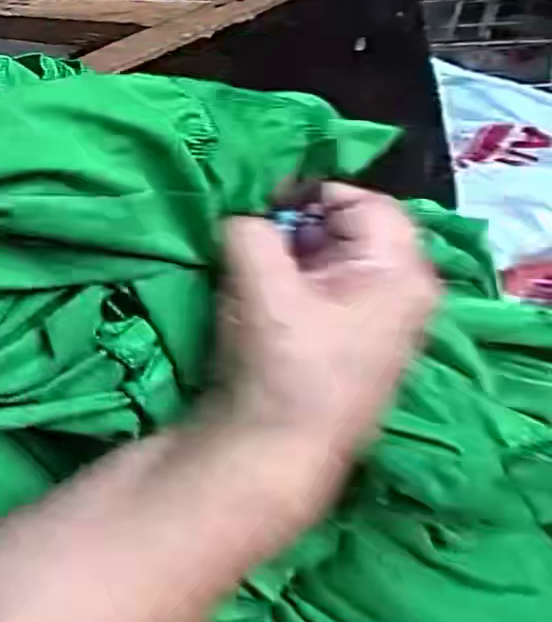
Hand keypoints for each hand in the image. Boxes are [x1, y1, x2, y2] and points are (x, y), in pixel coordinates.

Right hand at [216, 183, 441, 457]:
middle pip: (336, 224)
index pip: (363, 201)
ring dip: (266, 243)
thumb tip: (236, 212)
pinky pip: (296, 276)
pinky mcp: (321, 323)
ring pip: (310, 250)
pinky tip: (233, 275)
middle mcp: (387, 284)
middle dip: (280, 216)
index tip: (247, 194)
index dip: (306, 190)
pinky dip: (263, 267)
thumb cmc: (284, 356)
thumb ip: (249, 232)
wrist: (274, 431)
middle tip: (227, 220)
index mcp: (396, 271)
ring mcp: (355, 307)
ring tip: (224, 247)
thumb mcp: (261, 284)